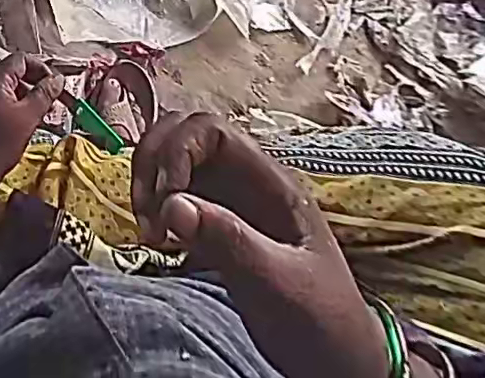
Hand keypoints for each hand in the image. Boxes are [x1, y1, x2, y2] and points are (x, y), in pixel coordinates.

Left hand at [0, 54, 60, 244]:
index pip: (20, 59)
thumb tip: (58, 79)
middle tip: (54, 100)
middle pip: (15, 72)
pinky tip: (30, 122)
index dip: (42, 68)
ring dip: (29, 96)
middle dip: (37, 83)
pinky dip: (18, 106)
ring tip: (46, 114)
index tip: (56, 85)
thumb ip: (44, 95)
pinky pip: (3, 101)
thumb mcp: (28, 117)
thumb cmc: (0, 143)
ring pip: (10, 88)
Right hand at [131, 113, 389, 377]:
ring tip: (151, 229)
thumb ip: (231, 242)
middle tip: (149, 212)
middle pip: (178, 134)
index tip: (167, 196)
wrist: (337, 365)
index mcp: (269, 179)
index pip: (210, 130)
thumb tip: (172, 204)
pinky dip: (150, 203)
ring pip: (166, 157)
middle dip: (153, 164)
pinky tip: (155, 236)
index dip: (178, 149)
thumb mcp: (283, 286)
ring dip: (147, 183)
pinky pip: (166, 189)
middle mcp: (240, 176)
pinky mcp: (206, 216)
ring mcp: (222, 193)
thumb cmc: (323, 323)